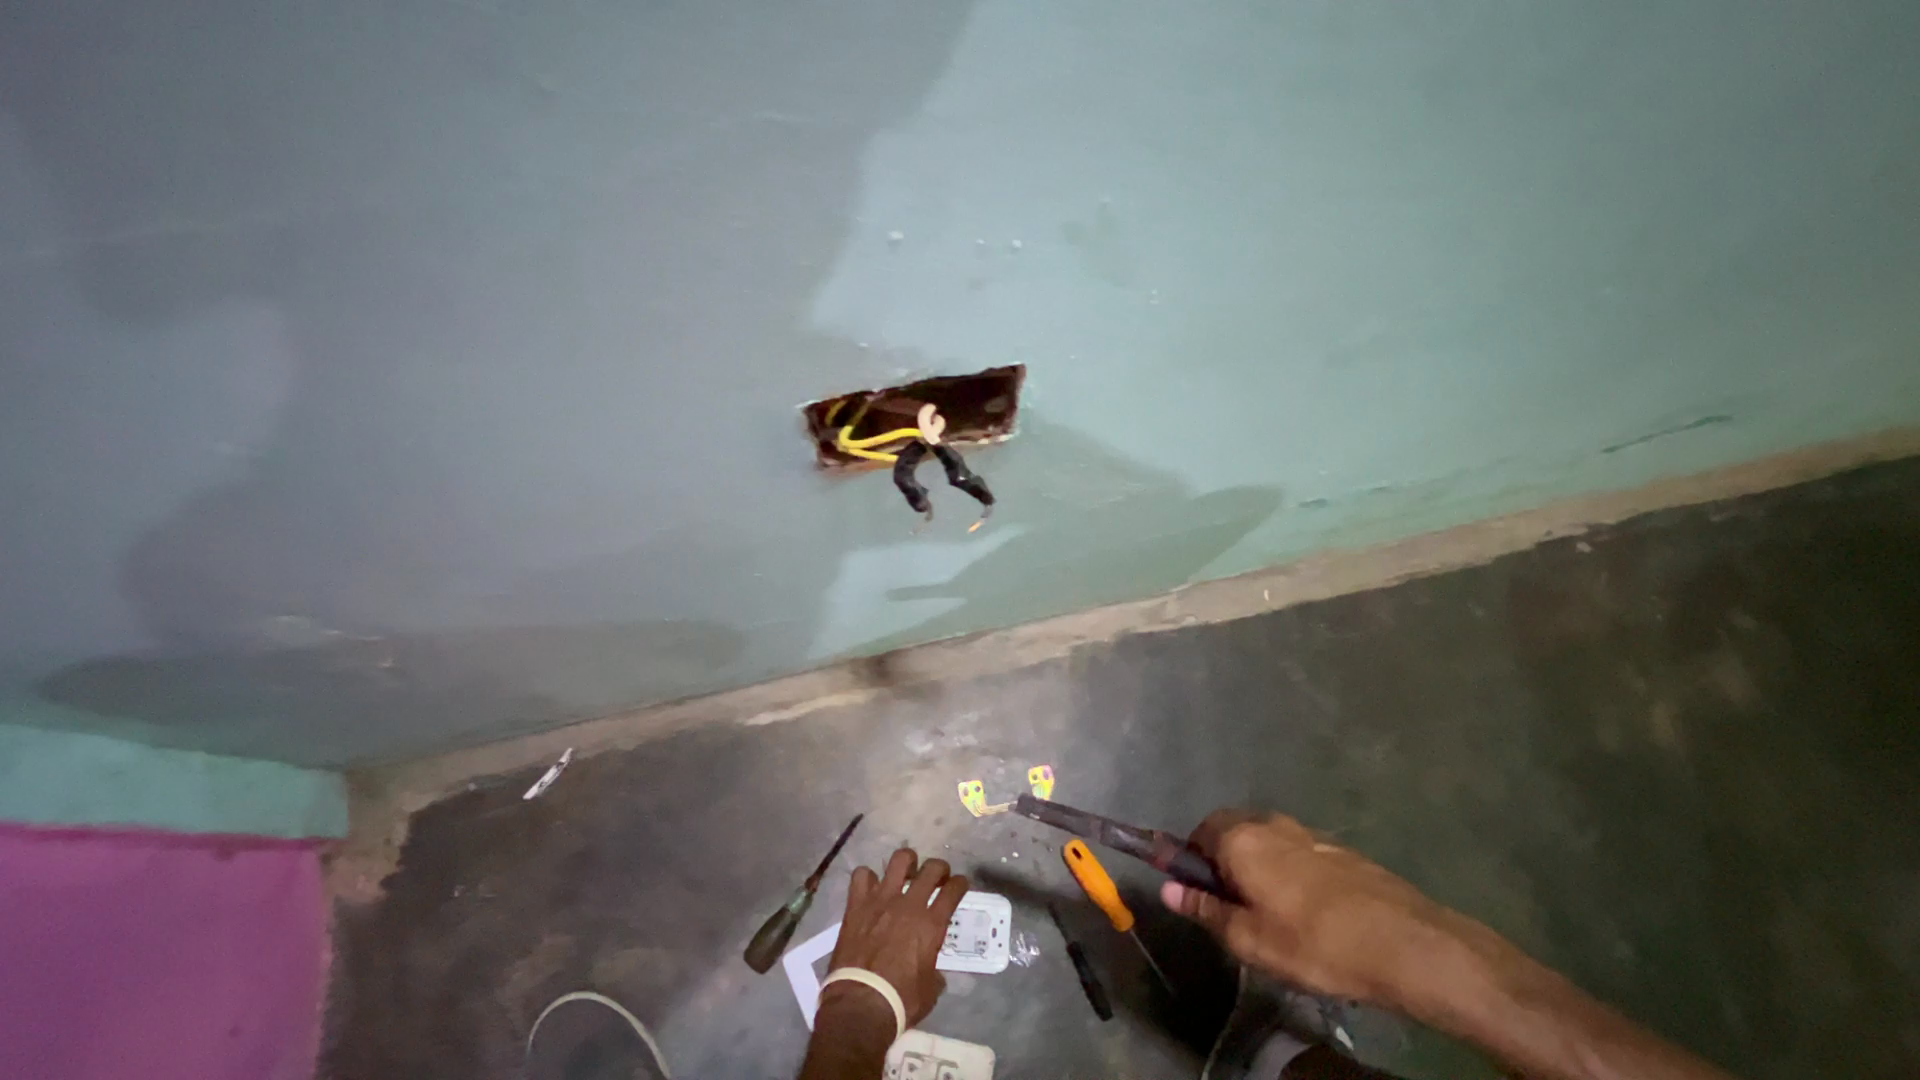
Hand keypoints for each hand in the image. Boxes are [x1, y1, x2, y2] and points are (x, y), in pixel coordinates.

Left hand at [825, 847, 968, 1027]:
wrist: (861, 1004)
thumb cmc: (900, 1001)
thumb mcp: (930, 990)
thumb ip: (934, 972)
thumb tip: (932, 971)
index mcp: (931, 924)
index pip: (954, 890)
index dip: (961, 884)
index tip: (960, 885)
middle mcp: (909, 905)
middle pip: (932, 869)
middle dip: (940, 868)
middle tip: (937, 878)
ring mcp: (881, 900)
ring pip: (899, 860)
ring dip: (907, 862)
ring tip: (907, 871)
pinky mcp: (856, 904)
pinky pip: (862, 876)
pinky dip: (868, 878)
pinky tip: (871, 888)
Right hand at [1161, 810, 1444, 1002]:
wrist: (1403, 943)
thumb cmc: (1312, 943)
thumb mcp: (1248, 939)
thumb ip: (1205, 910)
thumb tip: (1169, 889)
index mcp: (1240, 839)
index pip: (1198, 833)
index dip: (1191, 863)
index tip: (1199, 896)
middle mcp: (1270, 823)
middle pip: (1233, 831)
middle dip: (1224, 860)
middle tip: (1232, 906)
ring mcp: (1309, 833)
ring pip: (1267, 841)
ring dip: (1259, 865)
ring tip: (1272, 912)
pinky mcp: (1340, 850)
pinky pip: (1297, 852)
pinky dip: (1289, 870)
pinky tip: (1307, 911)